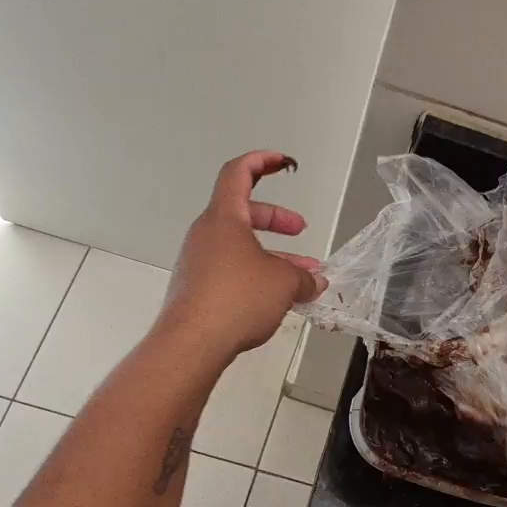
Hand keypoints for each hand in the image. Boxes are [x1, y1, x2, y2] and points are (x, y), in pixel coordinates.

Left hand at [157, 151, 326, 357]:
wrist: (191, 344)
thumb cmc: (238, 298)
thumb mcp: (284, 283)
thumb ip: (304, 278)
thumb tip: (315, 283)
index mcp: (224, 218)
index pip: (238, 173)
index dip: (262, 161)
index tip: (284, 163)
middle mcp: (206, 235)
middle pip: (243, 213)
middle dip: (276, 220)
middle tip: (301, 230)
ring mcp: (198, 262)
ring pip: (241, 247)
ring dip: (273, 256)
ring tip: (303, 280)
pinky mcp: (197, 290)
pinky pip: (232, 271)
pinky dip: (257, 276)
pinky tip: (279, 300)